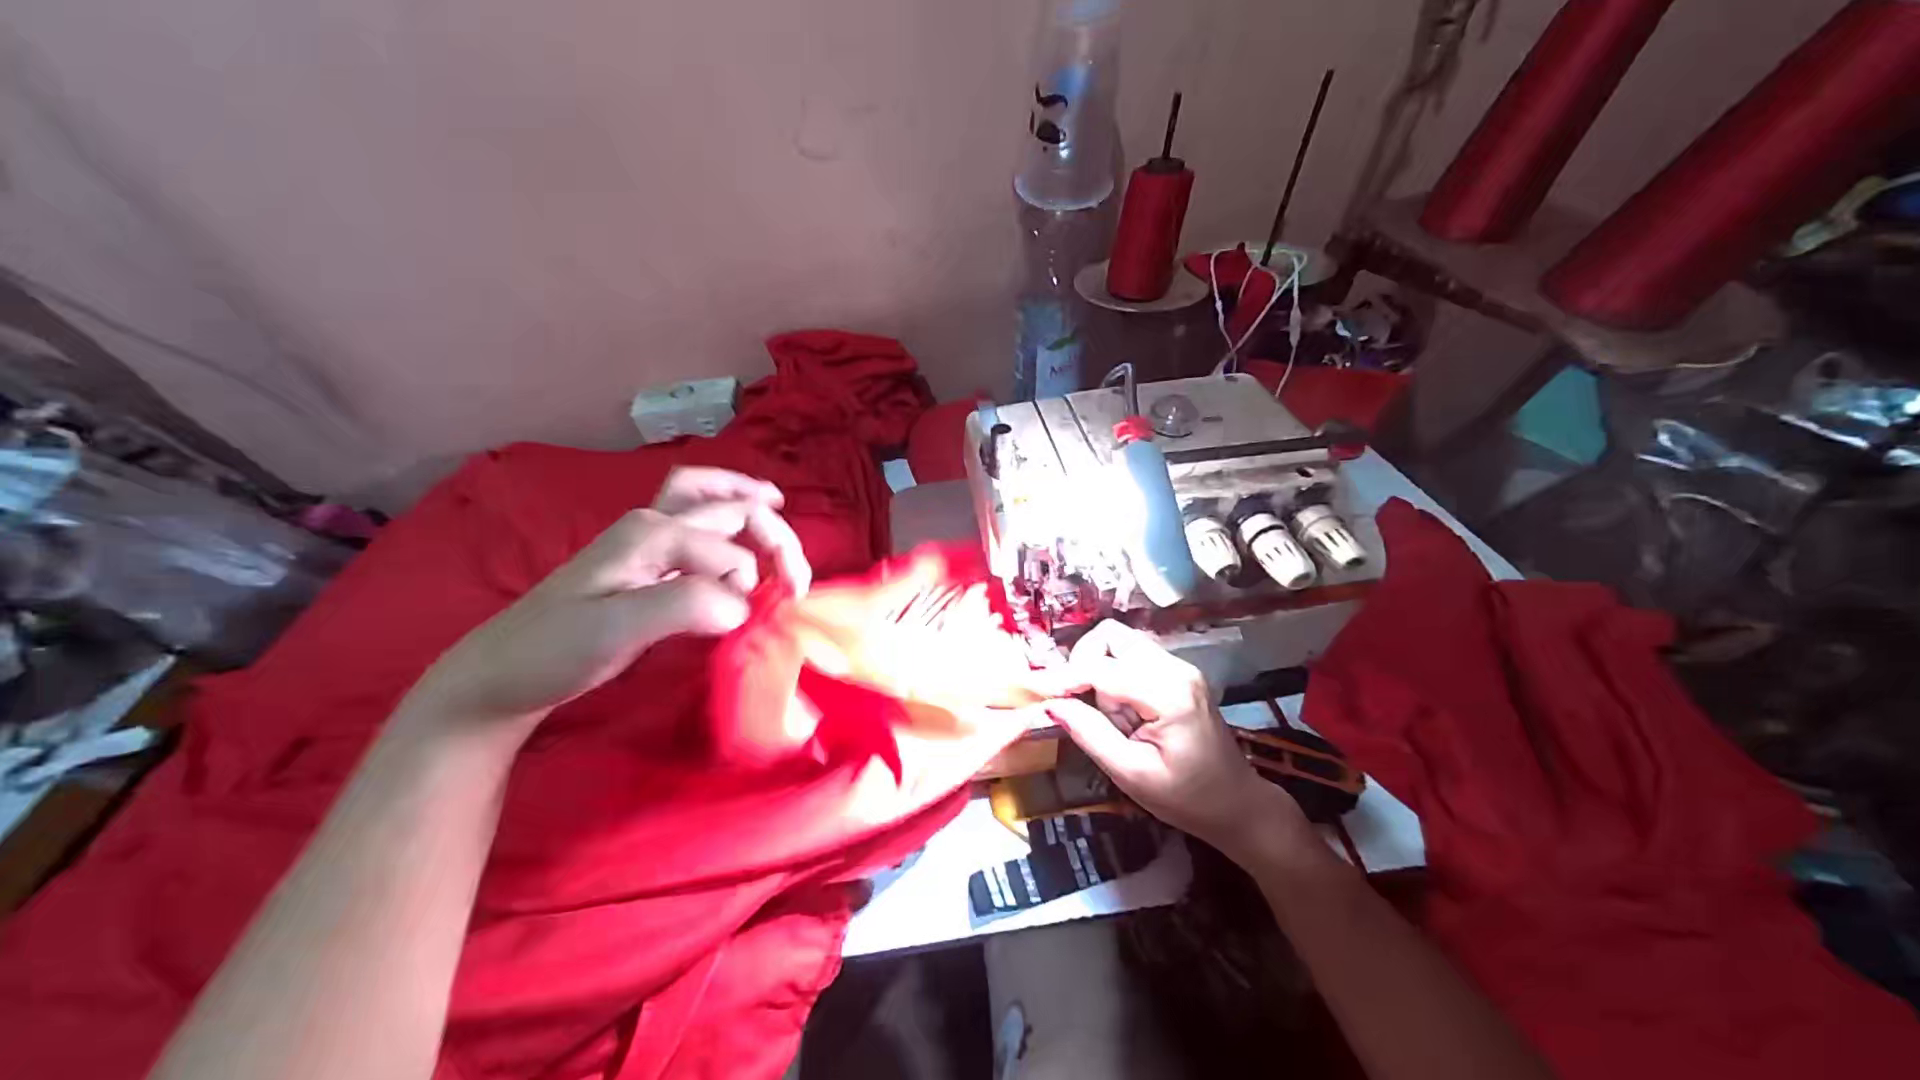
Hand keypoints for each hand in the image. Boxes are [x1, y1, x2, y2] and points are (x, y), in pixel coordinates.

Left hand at [405, 467, 811, 727]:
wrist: (502, 673)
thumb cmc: (554, 650)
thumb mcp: (616, 630)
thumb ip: (683, 605)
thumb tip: (744, 604)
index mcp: (651, 534)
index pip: (730, 550)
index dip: (750, 587)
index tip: (748, 627)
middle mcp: (652, 524)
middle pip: (730, 509)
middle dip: (775, 535)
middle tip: (798, 582)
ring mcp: (645, 540)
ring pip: (708, 500)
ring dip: (746, 503)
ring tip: (778, 504)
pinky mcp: (643, 562)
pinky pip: (694, 524)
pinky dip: (724, 518)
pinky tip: (735, 532)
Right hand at [1043, 621, 1308, 860]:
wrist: (1237, 805)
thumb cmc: (1187, 798)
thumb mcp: (1132, 774)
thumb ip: (1090, 734)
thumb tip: (1051, 704)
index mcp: (1169, 693)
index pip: (1101, 668)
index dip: (1063, 677)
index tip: (1032, 689)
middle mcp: (1176, 668)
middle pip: (1111, 637)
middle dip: (1085, 666)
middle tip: (1083, 708)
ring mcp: (1179, 667)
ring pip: (1118, 644)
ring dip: (1101, 673)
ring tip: (1112, 719)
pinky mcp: (1176, 674)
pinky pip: (1131, 659)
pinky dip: (1115, 678)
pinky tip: (1124, 715)